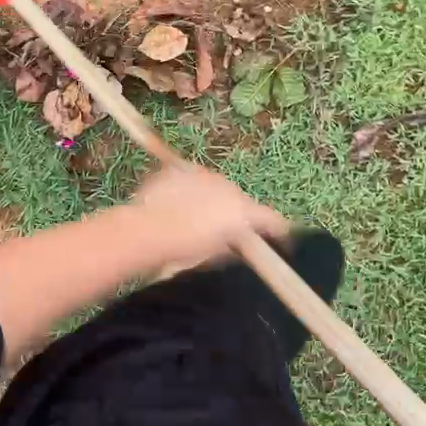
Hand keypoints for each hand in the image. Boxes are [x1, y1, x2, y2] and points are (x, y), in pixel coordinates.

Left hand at [127, 164, 289, 269]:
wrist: (146, 230)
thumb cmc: (183, 249)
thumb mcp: (215, 256)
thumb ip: (234, 247)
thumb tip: (241, 245)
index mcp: (243, 212)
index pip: (273, 220)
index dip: (278, 230)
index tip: (279, 238)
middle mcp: (230, 188)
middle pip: (241, 201)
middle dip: (236, 213)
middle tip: (224, 229)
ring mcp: (205, 175)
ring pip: (216, 187)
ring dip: (212, 199)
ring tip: (195, 216)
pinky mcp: (181, 169)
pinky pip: (192, 179)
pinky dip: (189, 190)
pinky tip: (176, 203)